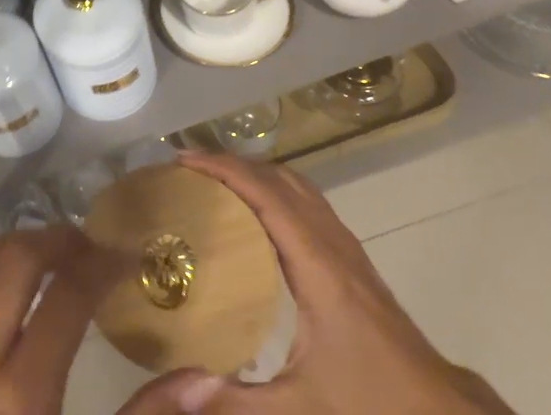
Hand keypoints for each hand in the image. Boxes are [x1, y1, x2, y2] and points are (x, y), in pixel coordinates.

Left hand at [0, 227, 122, 414]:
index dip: (103, 264)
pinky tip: (12, 283)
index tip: (130, 257)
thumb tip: (207, 377)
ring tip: (57, 256)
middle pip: (16, 259)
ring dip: (21, 247)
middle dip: (60, 241)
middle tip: (93, 248)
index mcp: (21, 390)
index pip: (67, 294)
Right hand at [118, 153, 517, 414]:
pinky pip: (312, 211)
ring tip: (216, 185)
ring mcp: (350, 256)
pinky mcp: (356, 269)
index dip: (225, 170)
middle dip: (235, 165)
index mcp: (319, 269)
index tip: (182, 161)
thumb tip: (177, 392)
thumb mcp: (299, 410)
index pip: (268, 196)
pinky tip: (257, 223)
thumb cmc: (373, 403)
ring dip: (259, 177)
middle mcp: (335, 249)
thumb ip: (234, 402)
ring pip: (303, 192)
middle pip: (284, 182)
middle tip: (189, 171)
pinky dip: (278, 197)